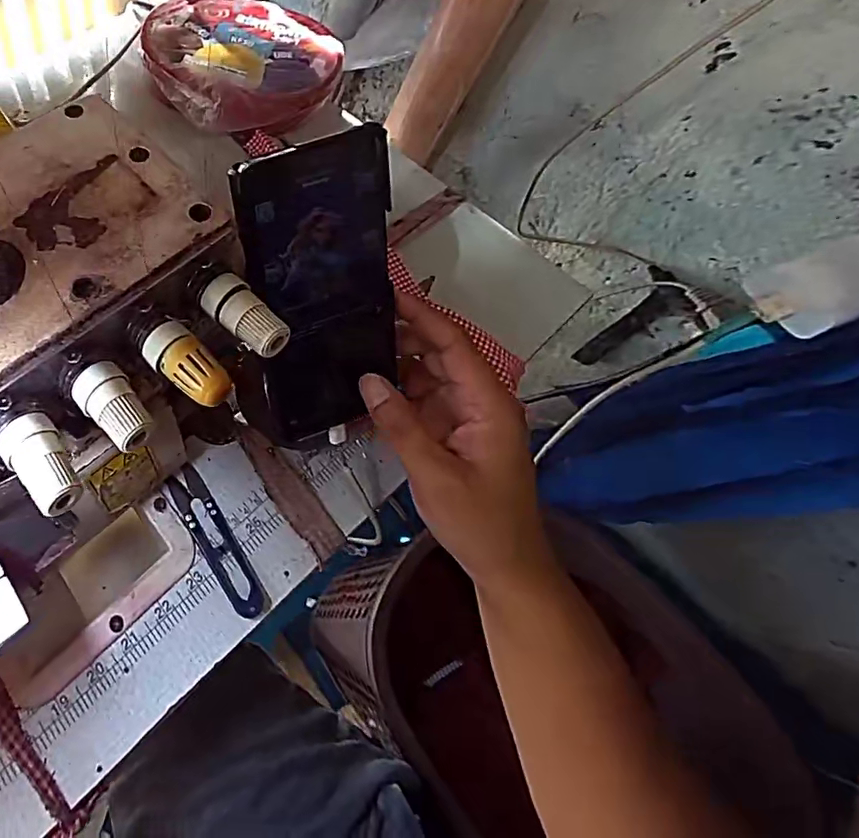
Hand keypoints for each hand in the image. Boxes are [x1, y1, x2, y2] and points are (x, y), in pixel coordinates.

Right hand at [358, 290, 549, 584]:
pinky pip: (420, 401)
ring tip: (353, 351)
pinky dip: (395, 396)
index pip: (454, 344)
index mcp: (488, 403)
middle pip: (439, 354)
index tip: (389, 293)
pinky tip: (366, 391)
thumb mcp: (435, 475)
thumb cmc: (480, 522)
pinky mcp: (451, 431)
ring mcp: (464, 416)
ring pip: (427, 375)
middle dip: (402, 335)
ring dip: (394, 365)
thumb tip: (368, 379)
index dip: (422, 315)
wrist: (505, 566)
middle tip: (357, 322)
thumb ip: (400, 425)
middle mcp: (479, 401)